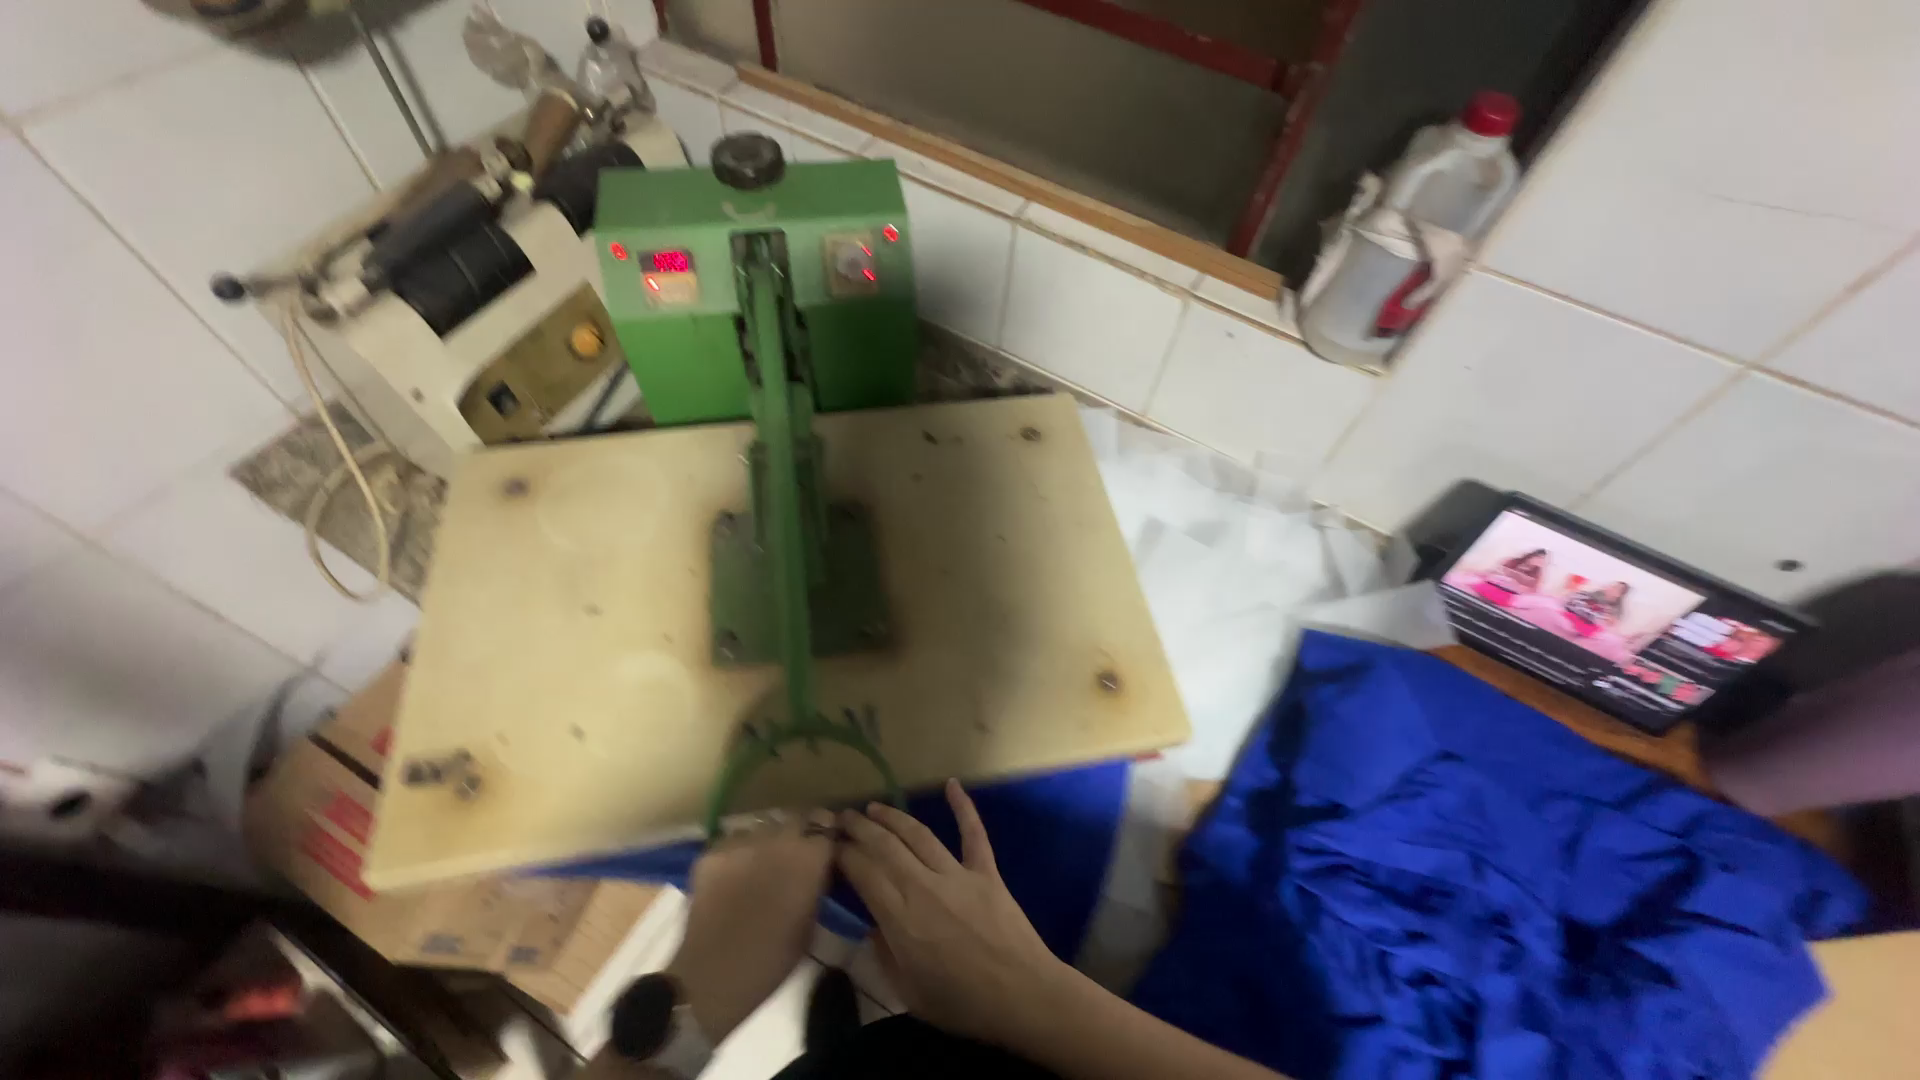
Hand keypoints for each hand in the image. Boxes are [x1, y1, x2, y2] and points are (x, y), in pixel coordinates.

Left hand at [668, 809, 835, 1042]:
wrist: (713, 976)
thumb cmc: (773, 960)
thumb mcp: (810, 922)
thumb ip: (815, 885)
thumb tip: (816, 870)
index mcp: (809, 857)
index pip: (826, 826)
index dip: (825, 836)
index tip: (823, 847)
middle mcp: (777, 839)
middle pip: (795, 818)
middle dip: (799, 832)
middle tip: (794, 854)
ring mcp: (741, 842)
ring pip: (761, 826)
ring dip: (766, 840)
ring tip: (760, 864)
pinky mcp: (712, 852)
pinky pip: (732, 842)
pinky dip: (737, 854)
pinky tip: (733, 876)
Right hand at [836, 780, 1073, 1048]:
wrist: (1022, 995)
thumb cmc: (962, 1003)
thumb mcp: (907, 993)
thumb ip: (884, 955)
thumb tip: (873, 925)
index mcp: (900, 917)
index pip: (863, 872)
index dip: (843, 854)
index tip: (829, 846)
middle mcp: (923, 886)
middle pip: (885, 846)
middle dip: (859, 828)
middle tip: (842, 818)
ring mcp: (957, 874)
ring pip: (918, 834)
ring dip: (893, 817)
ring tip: (874, 807)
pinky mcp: (986, 871)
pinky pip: (973, 833)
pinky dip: (963, 807)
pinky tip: (953, 784)